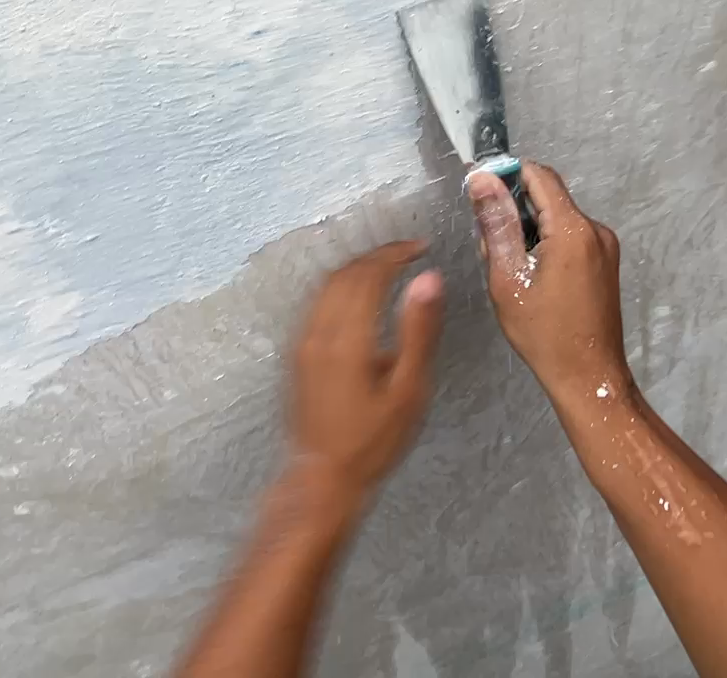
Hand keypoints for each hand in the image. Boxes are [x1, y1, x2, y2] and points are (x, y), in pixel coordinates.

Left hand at [286, 241, 444, 506]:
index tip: (420, 248)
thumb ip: (418, 331)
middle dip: (378, 256)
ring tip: (389, 267)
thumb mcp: (408, 391)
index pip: (369, 274)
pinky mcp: (298, 352)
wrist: (322, 478)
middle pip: (345, 273)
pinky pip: (318, 300)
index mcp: (348, 337)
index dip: (395, 254)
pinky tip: (360, 295)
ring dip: (358, 267)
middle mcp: (319, 330)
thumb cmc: (372, 441)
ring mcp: (303, 341)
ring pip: (328, 284)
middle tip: (409, 253)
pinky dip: (342, 284)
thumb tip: (429, 279)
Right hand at [467, 162, 626, 396]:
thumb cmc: (543, 332)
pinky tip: (528, 274)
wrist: (589, 377)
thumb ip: (496, 223)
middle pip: (547, 196)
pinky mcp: (604, 261)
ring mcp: (604, 246)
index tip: (478, 189)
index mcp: (573, 229)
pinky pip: (568, 236)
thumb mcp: (508, 277)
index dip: (506, 173)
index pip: (539, 175)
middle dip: (513, 209)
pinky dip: (544, 243)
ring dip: (526, 229)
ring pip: (555, 218)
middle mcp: (595, 229)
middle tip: (488, 244)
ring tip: (506, 267)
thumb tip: (482, 179)